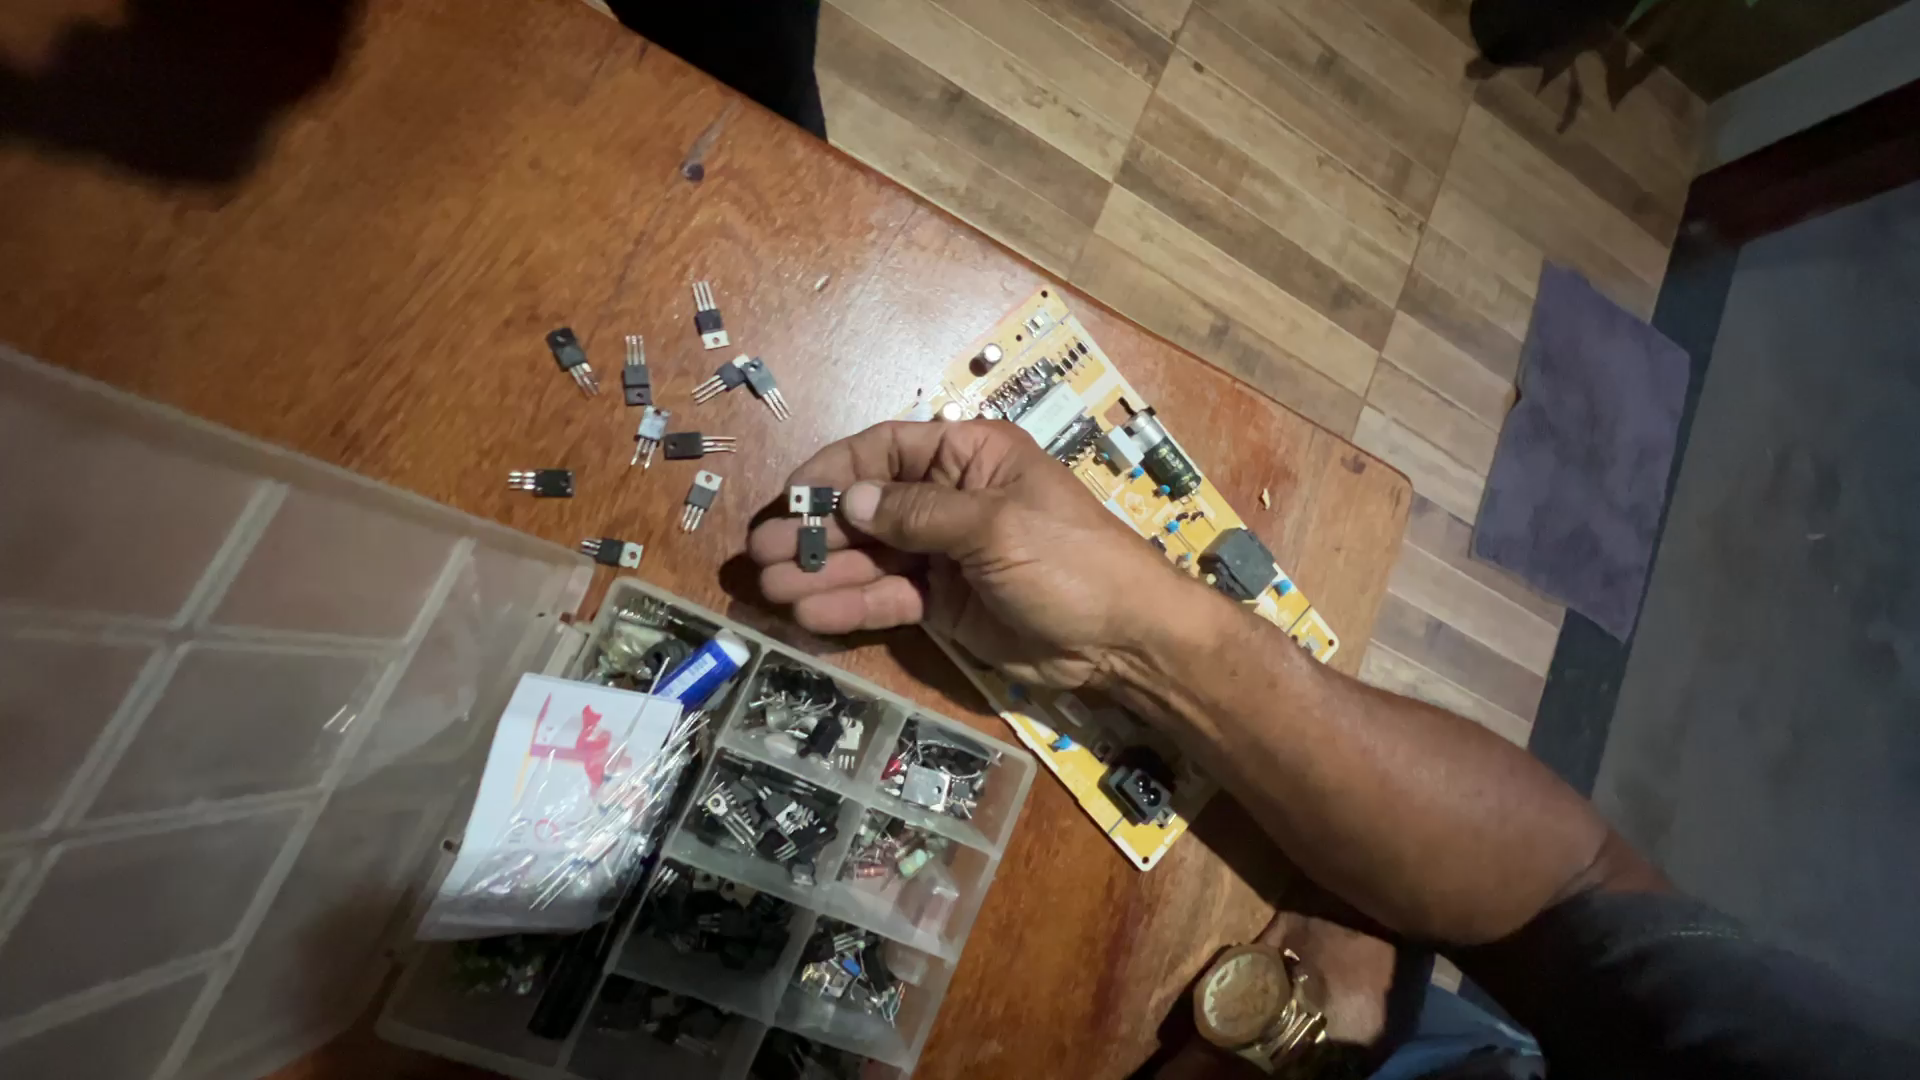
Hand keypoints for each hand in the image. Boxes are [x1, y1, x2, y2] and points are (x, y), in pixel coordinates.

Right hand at [747, 420, 1199, 690]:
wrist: (1120, 638)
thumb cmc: (1068, 559)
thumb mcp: (995, 524)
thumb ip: (919, 512)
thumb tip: (852, 499)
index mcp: (969, 458)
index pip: (887, 451)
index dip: (835, 471)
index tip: (789, 497)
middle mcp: (949, 500)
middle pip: (869, 509)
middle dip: (817, 531)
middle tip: (761, 555)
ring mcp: (943, 555)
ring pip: (871, 558)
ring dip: (822, 573)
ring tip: (769, 590)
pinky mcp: (942, 602)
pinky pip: (888, 598)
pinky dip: (851, 606)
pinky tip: (809, 614)